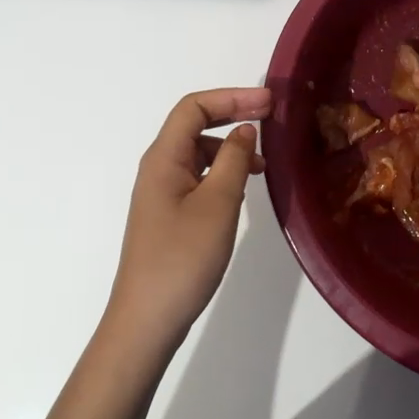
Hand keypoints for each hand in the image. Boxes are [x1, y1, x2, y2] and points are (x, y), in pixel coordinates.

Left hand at [108, 87, 270, 345]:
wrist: (147, 321)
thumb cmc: (182, 258)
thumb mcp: (218, 204)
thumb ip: (234, 160)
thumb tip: (245, 130)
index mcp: (163, 158)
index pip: (194, 107)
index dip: (232, 97)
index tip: (269, 103)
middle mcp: (158, 168)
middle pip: (194, 125)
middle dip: (233, 114)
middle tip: (272, 117)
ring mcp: (161, 193)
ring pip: (197, 152)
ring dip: (230, 147)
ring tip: (263, 163)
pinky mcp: (168, 216)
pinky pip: (197, 177)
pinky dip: (222, 172)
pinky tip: (242, 190)